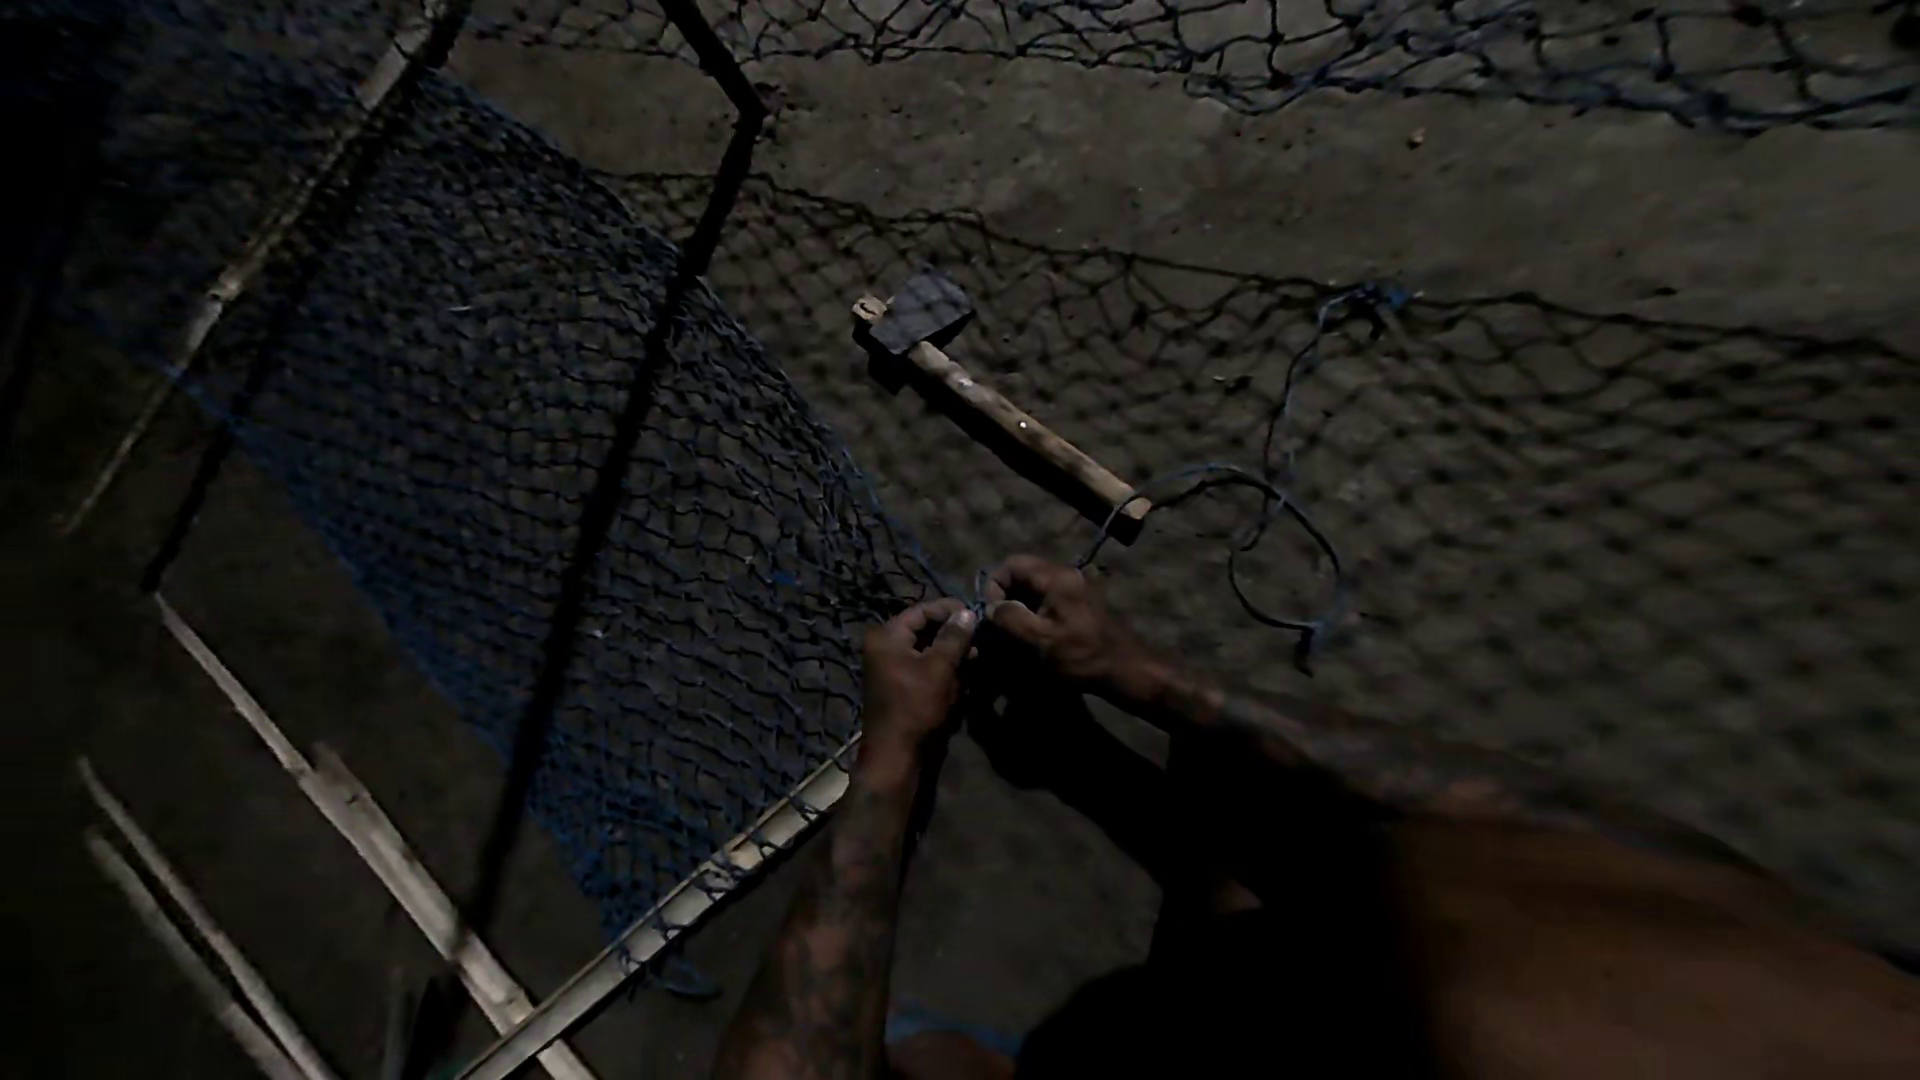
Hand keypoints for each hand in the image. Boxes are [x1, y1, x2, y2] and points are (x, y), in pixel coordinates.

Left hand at [859, 598, 977, 773]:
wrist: (896, 755)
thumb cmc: (916, 705)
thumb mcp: (939, 667)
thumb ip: (954, 636)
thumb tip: (967, 612)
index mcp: (886, 636)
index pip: (921, 611)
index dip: (949, 609)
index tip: (975, 611)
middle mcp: (884, 647)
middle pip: (923, 629)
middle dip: (952, 632)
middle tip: (979, 634)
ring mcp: (891, 668)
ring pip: (927, 649)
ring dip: (951, 651)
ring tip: (977, 654)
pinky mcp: (901, 686)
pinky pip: (924, 667)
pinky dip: (944, 667)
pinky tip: (966, 670)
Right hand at [985, 555, 1164, 703]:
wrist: (1126, 670)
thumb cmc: (1082, 656)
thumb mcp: (1040, 640)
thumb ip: (1009, 619)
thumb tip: (991, 607)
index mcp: (1056, 577)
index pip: (1012, 564)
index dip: (994, 585)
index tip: (992, 613)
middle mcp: (1066, 574)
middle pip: (1023, 572)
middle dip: (1006, 595)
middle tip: (1000, 623)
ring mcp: (1075, 587)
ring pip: (1034, 585)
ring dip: (1019, 604)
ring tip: (1014, 631)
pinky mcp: (1080, 602)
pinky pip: (1048, 596)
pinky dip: (1034, 609)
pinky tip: (1033, 632)